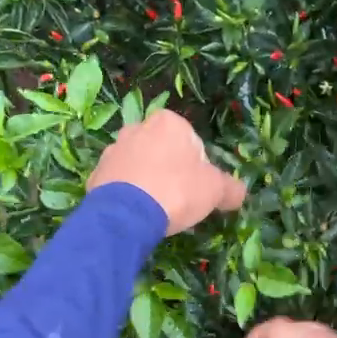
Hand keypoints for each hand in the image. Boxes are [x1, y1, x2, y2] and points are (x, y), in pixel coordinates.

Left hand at [89, 109, 245, 234]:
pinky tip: (137, 215)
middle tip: (179, 202)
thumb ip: (231, 189)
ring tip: (157, 211)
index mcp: (168, 122)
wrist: (127, 213)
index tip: (197, 190)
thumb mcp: (215, 191)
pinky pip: (120, 184)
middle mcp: (137, 128)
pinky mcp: (96, 174)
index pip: (192, 143)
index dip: (198, 169)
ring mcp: (113, 150)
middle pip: (164, 153)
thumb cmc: (176, 190)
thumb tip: (240, 193)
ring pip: (140, 167)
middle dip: (171, 173)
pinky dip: (129, 197)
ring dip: (149, 183)